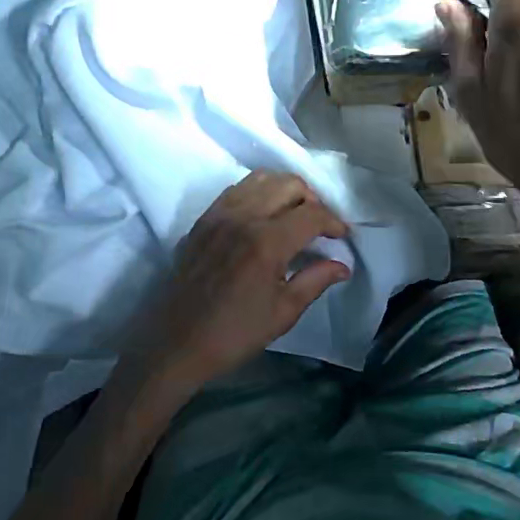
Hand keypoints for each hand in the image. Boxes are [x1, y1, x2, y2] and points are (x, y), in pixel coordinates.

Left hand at [120, 171, 351, 397]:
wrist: (177, 341)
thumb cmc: (234, 333)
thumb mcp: (282, 312)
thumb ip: (315, 280)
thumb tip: (342, 265)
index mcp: (267, 241)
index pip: (312, 213)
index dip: (334, 221)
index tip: (343, 236)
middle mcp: (243, 216)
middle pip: (289, 184)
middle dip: (312, 199)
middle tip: (320, 225)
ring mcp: (219, 214)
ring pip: (261, 178)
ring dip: (284, 189)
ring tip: (294, 214)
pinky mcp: (203, 219)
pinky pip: (236, 189)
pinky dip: (257, 192)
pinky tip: (263, 215)